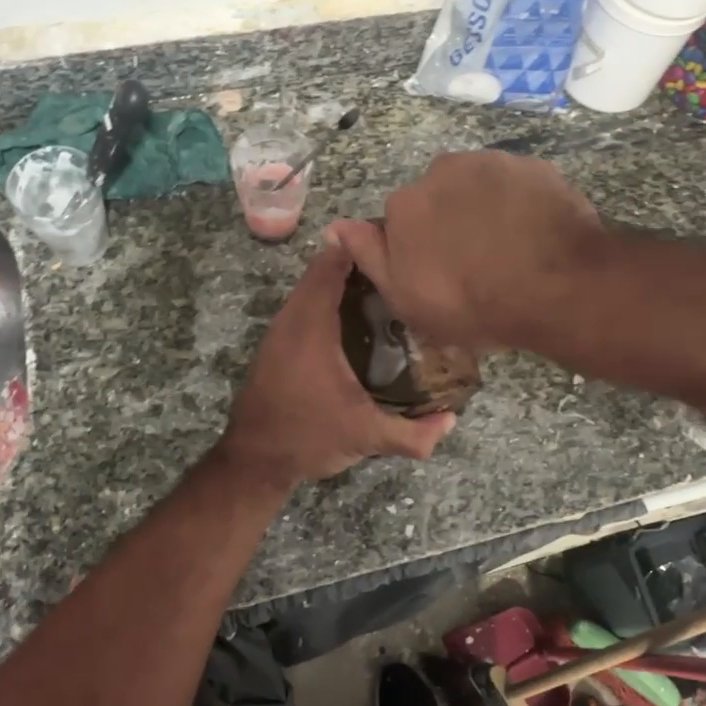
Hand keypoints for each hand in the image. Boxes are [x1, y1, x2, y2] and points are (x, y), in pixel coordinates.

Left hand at [217, 244, 456, 489]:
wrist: (253, 462)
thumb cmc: (308, 437)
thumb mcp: (367, 437)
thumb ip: (413, 433)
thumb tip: (451, 420)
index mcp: (311, 326)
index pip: (332, 265)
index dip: (360, 247)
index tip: (394, 243)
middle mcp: (291, 319)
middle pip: (322, 271)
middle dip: (357, 264)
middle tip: (398, 267)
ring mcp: (279, 332)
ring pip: (310, 290)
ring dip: (340, 283)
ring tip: (383, 289)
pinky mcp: (275, 347)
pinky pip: (303, 308)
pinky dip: (327, 302)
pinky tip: (355, 321)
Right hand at [326, 151, 606, 348]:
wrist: (556, 286)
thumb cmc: (472, 303)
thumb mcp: (406, 297)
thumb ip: (368, 256)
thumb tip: (334, 226)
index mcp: (404, 205)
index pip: (402, 221)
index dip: (421, 249)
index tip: (442, 275)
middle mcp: (439, 172)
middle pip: (439, 197)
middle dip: (452, 222)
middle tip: (478, 263)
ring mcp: (489, 163)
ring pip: (477, 186)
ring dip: (485, 208)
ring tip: (510, 249)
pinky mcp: (531, 165)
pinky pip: (515, 183)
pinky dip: (520, 202)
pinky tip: (535, 233)